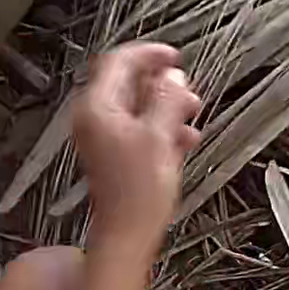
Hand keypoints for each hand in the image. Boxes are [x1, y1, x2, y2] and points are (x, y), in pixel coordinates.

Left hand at [74, 42, 202, 251]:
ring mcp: (105, 140)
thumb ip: (167, 99)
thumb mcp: (159, 136)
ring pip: (138, 110)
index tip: (175, 57)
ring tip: (192, 115)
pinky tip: (185, 140)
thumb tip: (174, 76)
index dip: (149, 55)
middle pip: (129, 85)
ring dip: (167, 108)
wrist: (129, 234)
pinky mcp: (117, 158)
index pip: (119, 62)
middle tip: (188, 91)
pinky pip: (140, 132)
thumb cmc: (139, 191)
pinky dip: (162, 130)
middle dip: (162, 86)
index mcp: (98, 108)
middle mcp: (96, 120)